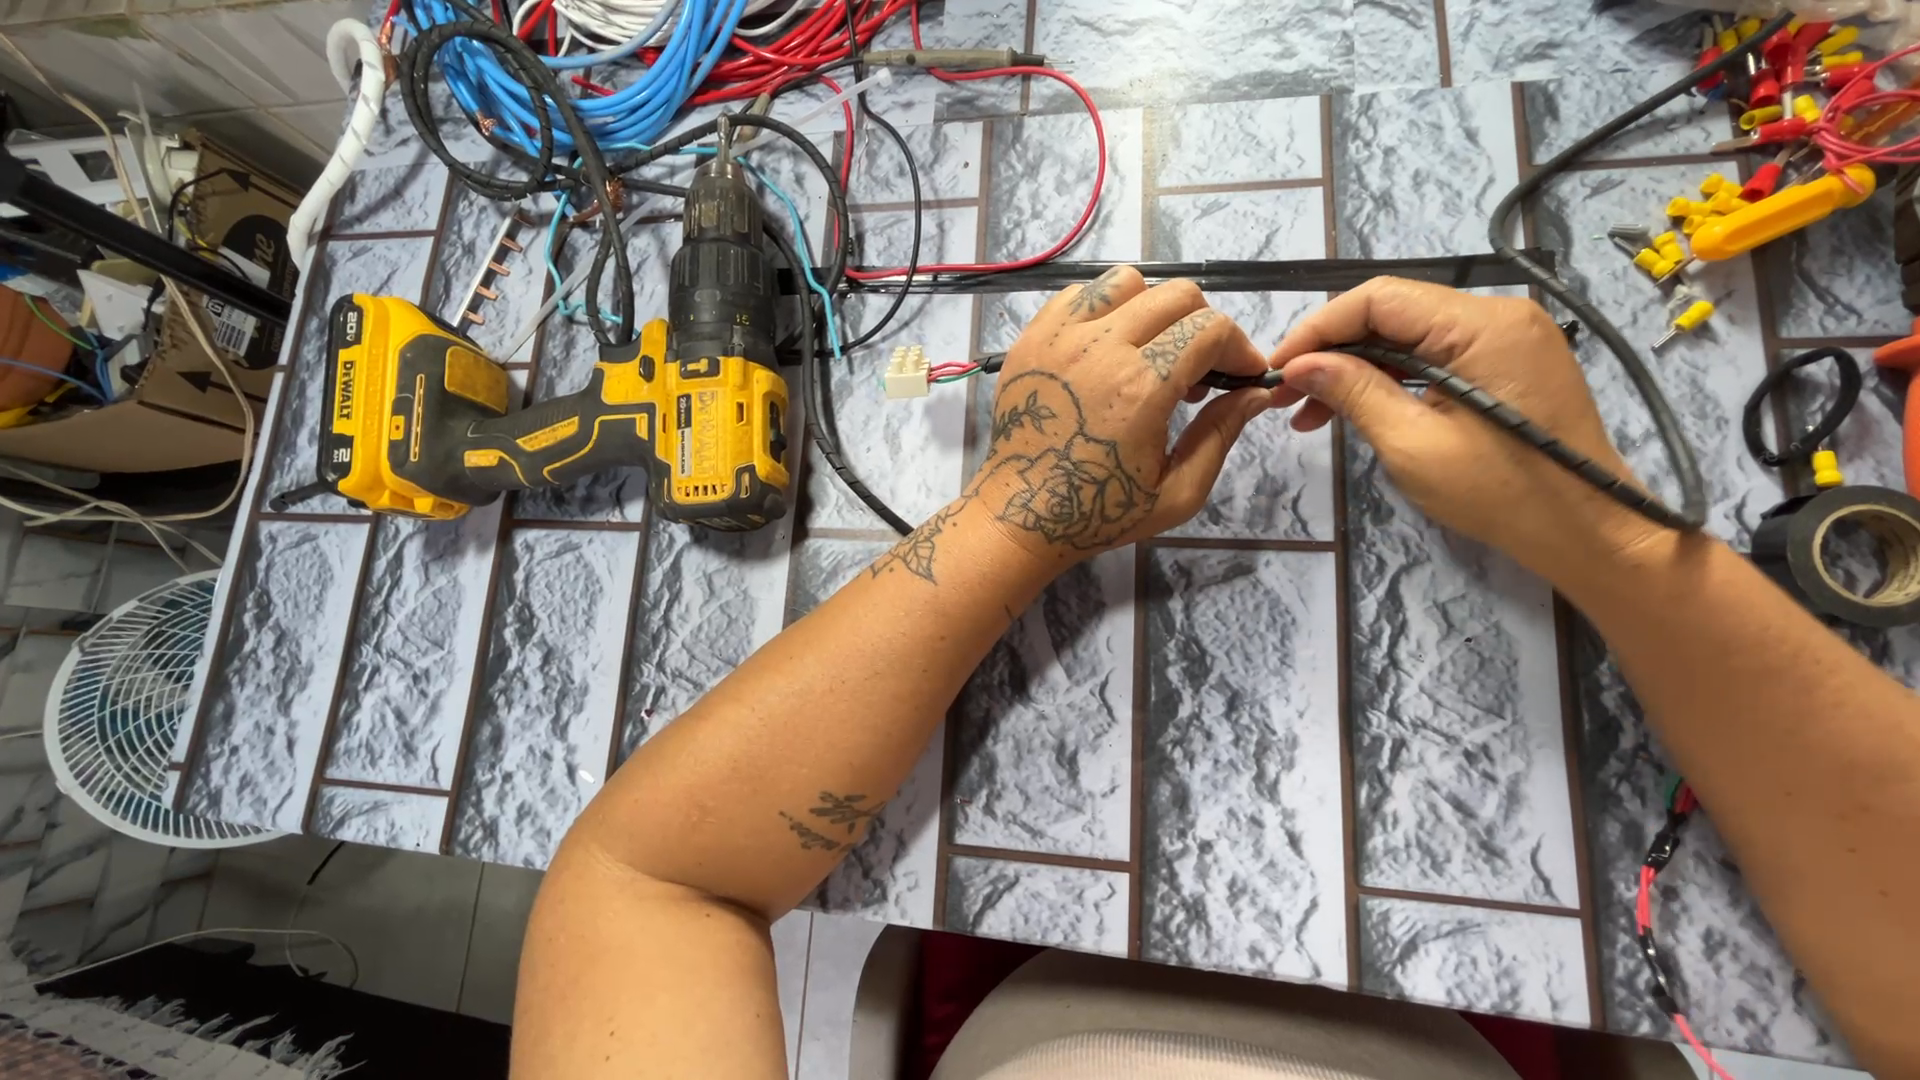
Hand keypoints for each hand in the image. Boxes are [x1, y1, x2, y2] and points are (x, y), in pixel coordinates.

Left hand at [968, 266, 1273, 565]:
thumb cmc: (1100, 512)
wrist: (1021, 515)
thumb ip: (1221, 434)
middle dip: (1203, 326)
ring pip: (1126, 282)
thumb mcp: (1177, 492)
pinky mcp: (1030, 339)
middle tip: (1197, 373)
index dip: (1238, 348)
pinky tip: (1108, 351)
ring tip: (1150, 354)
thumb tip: (1258, 391)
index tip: (1240, 375)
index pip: (1210, 329)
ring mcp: (1058, 338)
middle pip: (1176, 295)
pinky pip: (1078, 294)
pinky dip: (1105, 309)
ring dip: (1153, 309)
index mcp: (1140, 388)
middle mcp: (1099, 348)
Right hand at [1270, 277, 1666, 579]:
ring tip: (1310, 414)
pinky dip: (1388, 379)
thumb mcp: (1412, 443)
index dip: (1319, 328)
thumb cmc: (1500, 492)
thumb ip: (1354, 392)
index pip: (1379, 298)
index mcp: (1482, 326)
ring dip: (1354, 369)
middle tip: (1286, 395)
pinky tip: (1355, 408)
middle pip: (1392, 313)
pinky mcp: (1504, 364)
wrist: (1586, 530)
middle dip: (1331, 351)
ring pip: (1406, 336)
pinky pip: (1431, 356)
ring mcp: (1505, 338)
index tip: (1278, 368)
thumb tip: (1299, 365)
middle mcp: (1498, 316)